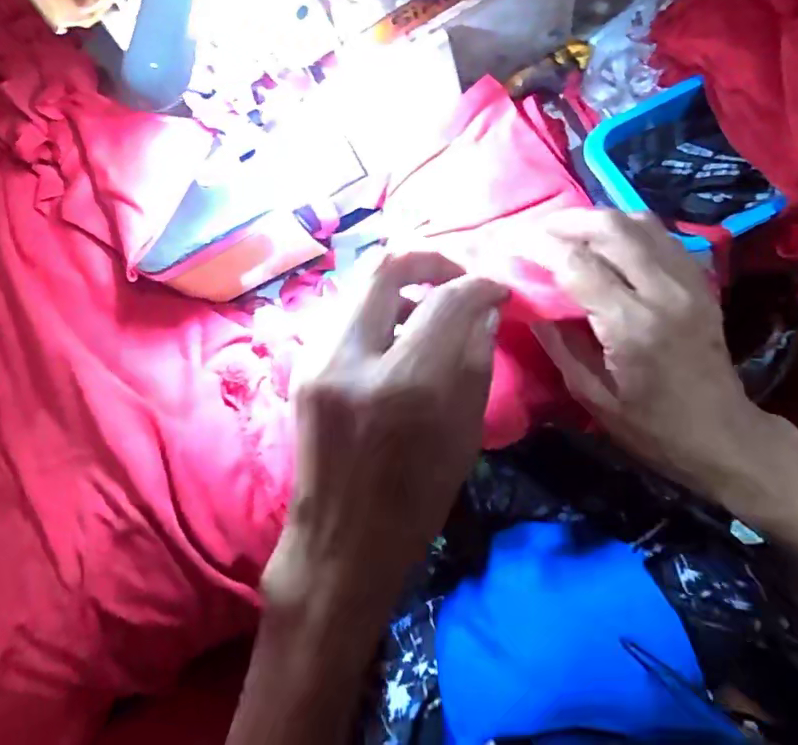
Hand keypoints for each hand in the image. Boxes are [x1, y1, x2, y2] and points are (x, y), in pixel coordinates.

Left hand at [264, 251, 506, 619]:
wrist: (341, 539)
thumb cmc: (416, 500)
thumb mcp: (463, 433)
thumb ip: (474, 359)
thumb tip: (482, 307)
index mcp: (404, 387)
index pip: (446, 301)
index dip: (479, 284)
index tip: (496, 290)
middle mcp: (351, 358)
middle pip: (386, 264)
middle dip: (430, 258)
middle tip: (457, 277)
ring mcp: (316, 356)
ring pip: (358, 283)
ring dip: (399, 283)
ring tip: (428, 310)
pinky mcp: (301, 363)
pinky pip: (342, 312)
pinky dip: (374, 308)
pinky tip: (393, 334)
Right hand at [530, 210, 785, 504]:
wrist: (726, 437)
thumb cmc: (651, 426)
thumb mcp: (591, 394)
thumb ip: (557, 341)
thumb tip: (527, 299)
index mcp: (632, 325)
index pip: (576, 263)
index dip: (536, 245)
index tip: (508, 242)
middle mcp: (663, 293)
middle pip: (610, 228)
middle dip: (563, 222)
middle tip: (533, 230)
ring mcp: (688, 283)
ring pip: (637, 222)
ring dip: (594, 219)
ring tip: (564, 231)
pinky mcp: (699, 281)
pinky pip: (658, 235)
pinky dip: (624, 228)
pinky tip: (604, 240)